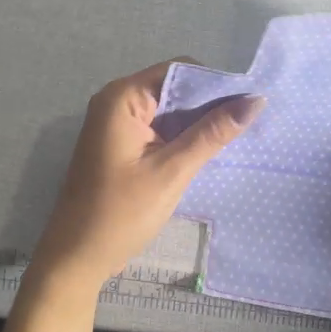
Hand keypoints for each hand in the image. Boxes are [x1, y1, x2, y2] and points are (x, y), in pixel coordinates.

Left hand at [31, 60, 263, 289]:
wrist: (75, 260)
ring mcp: (117, 122)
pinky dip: (182, 135)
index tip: (249, 101)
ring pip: (169, 108)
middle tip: (249, 119)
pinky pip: (159, 126)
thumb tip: (255, 101)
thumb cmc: (120, 214)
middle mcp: (117, 100)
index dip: (214, 83)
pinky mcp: (121, 142)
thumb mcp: (172, 171)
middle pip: (174, 88)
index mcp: (123, 97)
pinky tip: (208, 148)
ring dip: (198, 121)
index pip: (179, 71)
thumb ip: (212, 133)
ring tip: (237, 133)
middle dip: (209, 103)